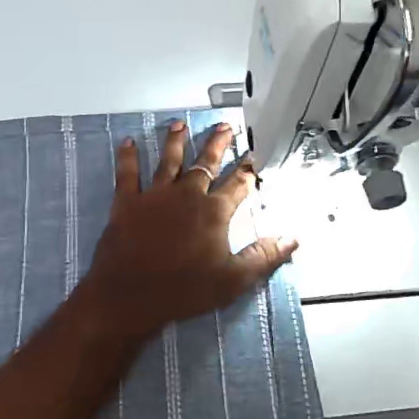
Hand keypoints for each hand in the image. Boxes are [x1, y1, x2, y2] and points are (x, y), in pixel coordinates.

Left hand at [73, 121, 296, 336]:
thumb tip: (291, 238)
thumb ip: (264, 256)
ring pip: (168, 161)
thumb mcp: (233, 280)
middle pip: (205, 163)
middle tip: (225, 126)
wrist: (131, 294)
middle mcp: (186, 195)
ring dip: (175, 141)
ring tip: (180, 124)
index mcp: (213, 212)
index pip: (237, 184)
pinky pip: (127, 173)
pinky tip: (128, 141)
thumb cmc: (184, 289)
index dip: (248, 170)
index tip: (254, 156)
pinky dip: (127, 156)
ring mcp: (155, 195)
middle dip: (217, 144)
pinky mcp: (127, 202)